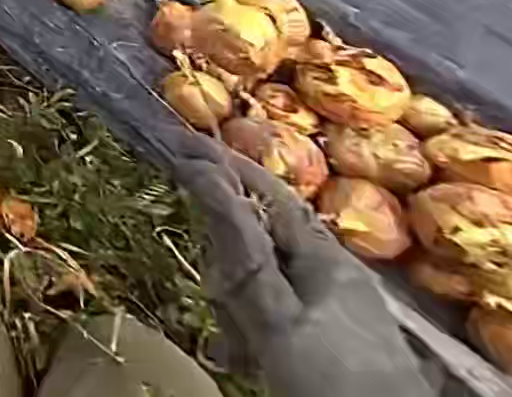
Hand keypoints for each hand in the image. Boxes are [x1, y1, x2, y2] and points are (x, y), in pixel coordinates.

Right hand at [175, 142, 435, 396]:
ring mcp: (335, 301)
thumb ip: (238, 241)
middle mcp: (331, 268)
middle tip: (213, 290)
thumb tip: (204, 169)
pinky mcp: (331, 331)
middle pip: (257, 230)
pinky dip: (250, 318)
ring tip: (235, 341)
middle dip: (223, 251)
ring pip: (262, 269)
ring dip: (235, 295)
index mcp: (322, 254)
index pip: (264, 187)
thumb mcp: (273, 310)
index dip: (221, 159)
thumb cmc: (332, 382)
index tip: (177, 139)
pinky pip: (274, 302)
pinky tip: (245, 351)